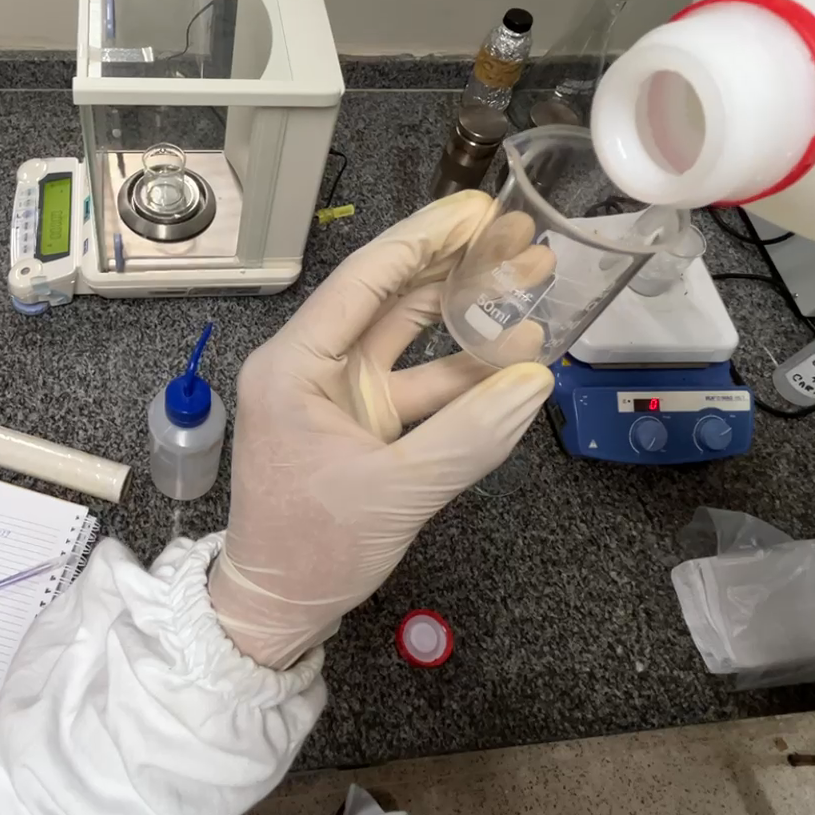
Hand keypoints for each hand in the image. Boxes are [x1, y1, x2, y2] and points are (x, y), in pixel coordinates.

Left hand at [208, 192, 555, 668]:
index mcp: (294, 365)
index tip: (477, 210)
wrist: (278, 605)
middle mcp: (310, 366)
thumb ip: (468, 436)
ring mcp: (336, 394)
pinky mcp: (358, 423)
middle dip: (452, 265)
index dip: (422, 239)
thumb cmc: (313, 546)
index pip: (363, 281)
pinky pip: (414, 386)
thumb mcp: (394, 491)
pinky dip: (459, 374)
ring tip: (529, 278)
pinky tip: (511, 356)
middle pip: (388, 298)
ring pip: (405, 339)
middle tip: (516, 233)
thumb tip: (536, 382)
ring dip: (464, 316)